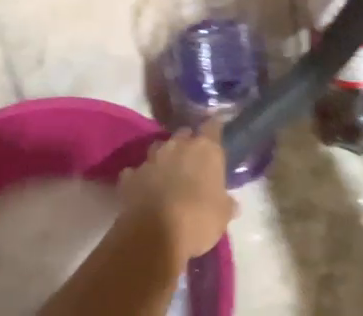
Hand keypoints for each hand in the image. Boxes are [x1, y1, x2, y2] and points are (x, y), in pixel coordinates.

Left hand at [117, 119, 237, 261]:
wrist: (155, 234)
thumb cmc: (198, 220)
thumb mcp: (222, 216)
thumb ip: (226, 203)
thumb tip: (231, 203)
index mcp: (205, 150)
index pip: (212, 127)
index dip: (214, 129)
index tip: (216, 133)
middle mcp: (177, 146)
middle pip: (184, 134)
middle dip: (187, 143)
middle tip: (192, 160)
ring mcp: (151, 159)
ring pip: (158, 148)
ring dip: (163, 158)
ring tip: (167, 174)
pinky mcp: (130, 175)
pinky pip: (136, 172)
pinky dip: (140, 179)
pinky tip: (143, 190)